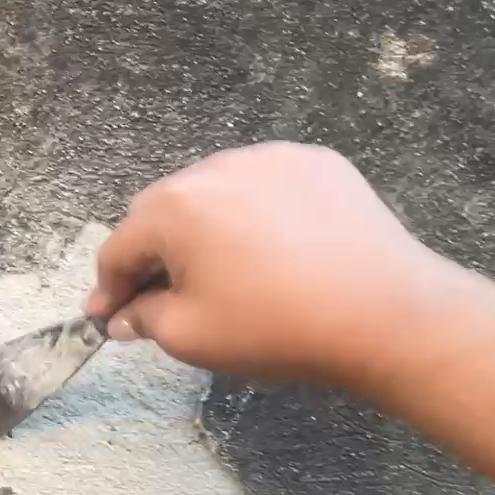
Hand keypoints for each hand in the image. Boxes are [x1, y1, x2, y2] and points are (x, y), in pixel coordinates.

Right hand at [83, 142, 467, 388]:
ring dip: (196, 228)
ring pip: (207, 193)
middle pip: (158, 213)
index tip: (105, 316)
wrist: (390, 317)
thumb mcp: (189, 336)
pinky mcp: (315, 162)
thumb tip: (122, 317)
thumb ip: (142, 319)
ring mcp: (268, 158)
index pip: (119, 249)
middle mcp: (213, 168)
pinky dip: (246, 212)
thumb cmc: (274, 327)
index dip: (107, 288)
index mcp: (173, 209)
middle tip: (157, 295)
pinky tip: (264, 245)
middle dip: (150, 255)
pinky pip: (258, 184)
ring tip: (215, 267)